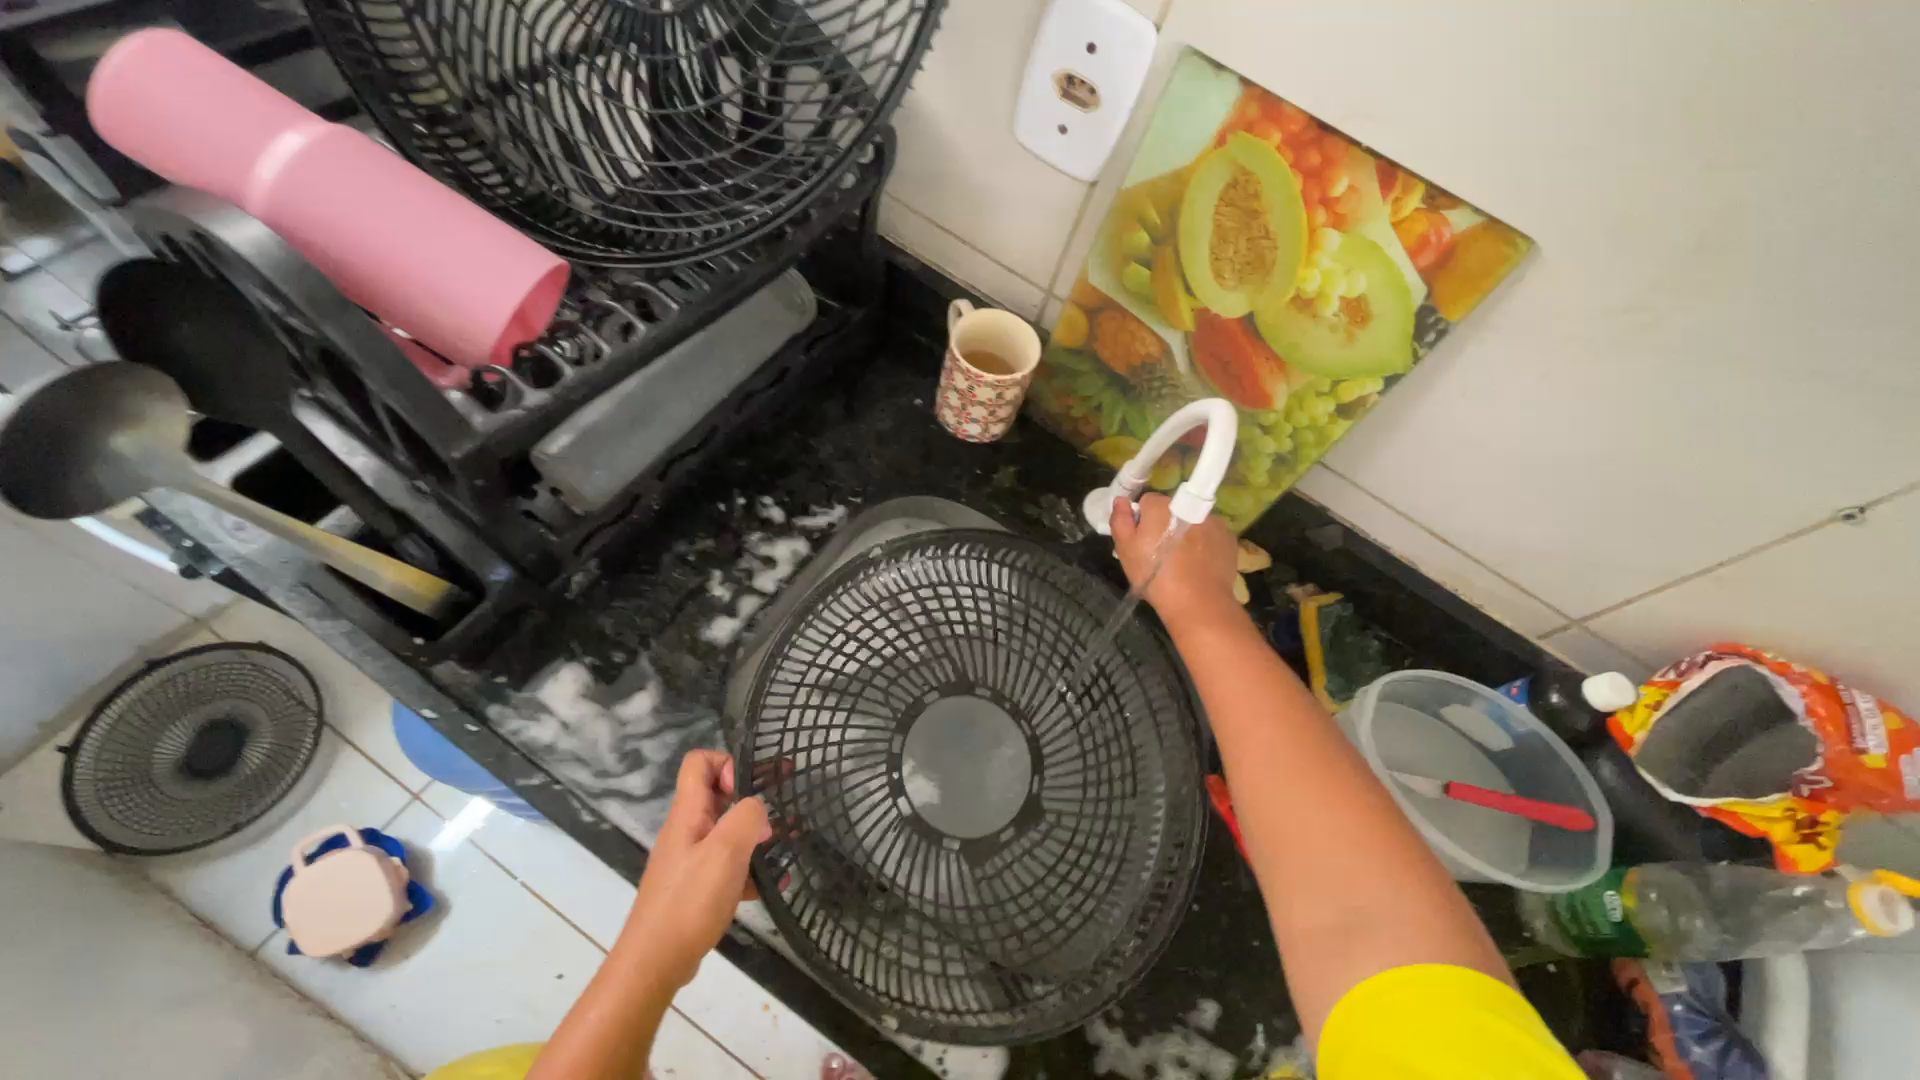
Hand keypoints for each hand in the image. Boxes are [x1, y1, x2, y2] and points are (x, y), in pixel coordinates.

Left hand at [620, 749, 770, 990]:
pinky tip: (775, 886)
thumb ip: (747, 817)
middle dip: (754, 799)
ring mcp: (690, 860)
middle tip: (786, 811)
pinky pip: (728, 866)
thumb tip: (758, 810)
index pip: (700, 762)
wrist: (655, 962)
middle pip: (718, 796)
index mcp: (688, 813)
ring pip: (727, 832)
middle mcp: (687, 830)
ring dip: (757, 836)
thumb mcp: (725, 851)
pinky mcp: (696, 887)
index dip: (728, 763)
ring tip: (789, 846)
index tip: (752, 788)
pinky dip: (751, 870)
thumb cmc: (690, 900)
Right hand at [1110, 494, 1242, 629]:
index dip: (1142, 520)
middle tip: (1160, 553)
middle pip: (1171, 510)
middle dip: (1165, 525)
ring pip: (1192, 521)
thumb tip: (1121, 500)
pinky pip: (1210, 535)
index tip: (1142, 541)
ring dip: (1186, 533)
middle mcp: (1188, 506)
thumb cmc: (1155, 576)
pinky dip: (1204, 544)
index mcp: (1160, 506)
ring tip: (1182, 561)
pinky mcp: (1228, 538)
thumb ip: (1120, 520)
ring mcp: (1212, 521)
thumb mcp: (1125, 550)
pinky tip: (1199, 564)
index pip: (1147, 502)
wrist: (1197, 602)